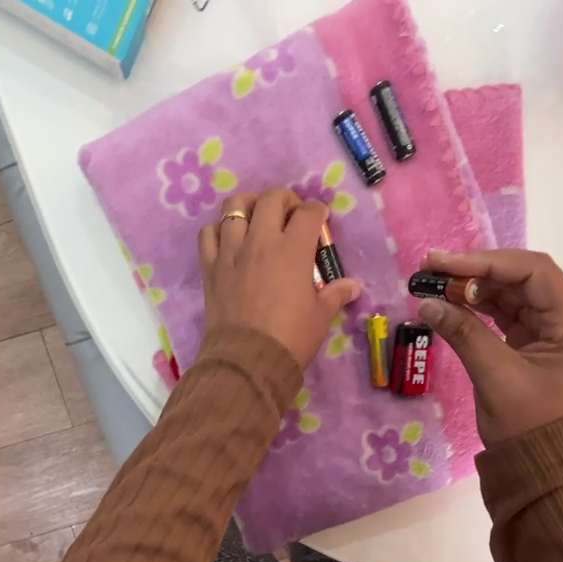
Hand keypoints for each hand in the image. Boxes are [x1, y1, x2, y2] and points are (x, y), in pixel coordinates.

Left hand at [198, 189, 362, 370]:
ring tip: (255, 217)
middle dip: (285, 199)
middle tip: (290, 214)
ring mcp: (231, 252)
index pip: (308, 212)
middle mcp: (261, 241)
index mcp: (293, 250)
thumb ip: (335, 295)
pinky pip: (208, 234)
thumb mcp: (320, 317)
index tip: (320, 219)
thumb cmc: (290, 338)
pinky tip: (228, 239)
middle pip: (271, 198)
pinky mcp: (210, 268)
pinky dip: (217, 230)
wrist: (248, 361)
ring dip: (248, 206)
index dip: (318, 211)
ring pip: (234, 207)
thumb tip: (355, 286)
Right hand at [417, 249, 562, 444]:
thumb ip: (463, 335)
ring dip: (472, 286)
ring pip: (509, 294)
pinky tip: (448, 304)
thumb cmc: (525, 423)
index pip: (533, 272)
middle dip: (477, 269)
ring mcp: (544, 333)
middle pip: (520, 278)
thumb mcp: (495, 377)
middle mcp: (562, 320)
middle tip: (432, 266)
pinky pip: (500, 315)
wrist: (538, 465)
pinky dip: (474, 307)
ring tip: (433, 282)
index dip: (489, 262)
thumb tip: (426, 304)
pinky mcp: (525, 346)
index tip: (447, 264)